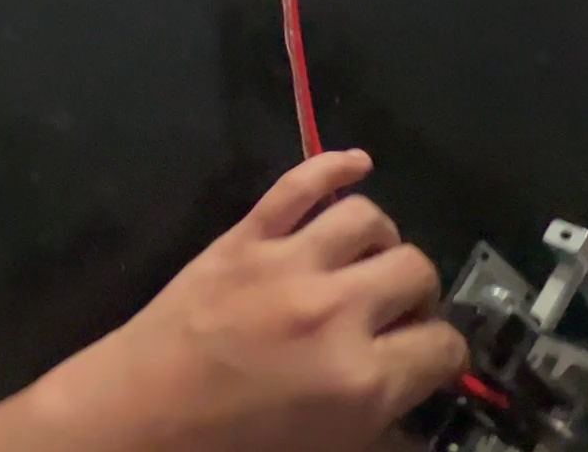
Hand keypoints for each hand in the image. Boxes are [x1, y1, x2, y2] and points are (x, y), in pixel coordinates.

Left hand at [20, 151, 464, 451]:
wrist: (145, 410)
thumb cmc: (232, 444)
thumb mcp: (324, 451)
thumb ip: (379, 428)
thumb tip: (413, 411)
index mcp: (361, 380)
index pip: (442, 346)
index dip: (442, 352)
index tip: (427, 353)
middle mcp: (336, 310)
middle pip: (415, 271)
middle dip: (418, 292)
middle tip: (395, 308)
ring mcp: (289, 261)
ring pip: (367, 219)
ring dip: (381, 238)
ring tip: (369, 257)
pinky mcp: (248, 233)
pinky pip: (300, 184)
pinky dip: (333, 166)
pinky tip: (357, 163)